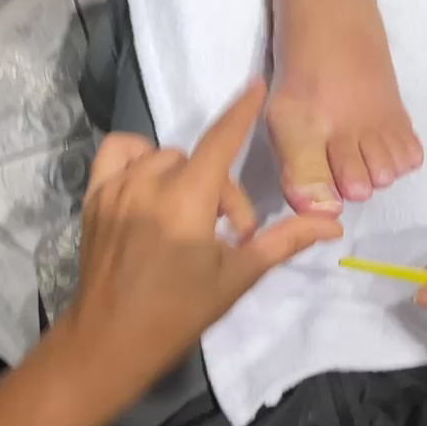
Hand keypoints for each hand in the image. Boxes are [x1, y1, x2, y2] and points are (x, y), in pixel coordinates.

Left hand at [0, 83, 339, 425]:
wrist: (109, 342)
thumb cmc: (178, 314)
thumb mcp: (237, 277)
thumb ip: (283, 241)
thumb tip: (333, 224)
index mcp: (185, 201)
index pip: (221, 140)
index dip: (242, 111)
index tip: (257, 83)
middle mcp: (147, 184)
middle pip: (197, 160)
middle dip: (219, 190)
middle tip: (224, 234)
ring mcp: (114, 188)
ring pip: (161, 156)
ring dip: (182, 176)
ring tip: (187, 214)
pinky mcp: (93, 196)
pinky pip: (116, 152)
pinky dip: (137, 158)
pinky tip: (149, 186)